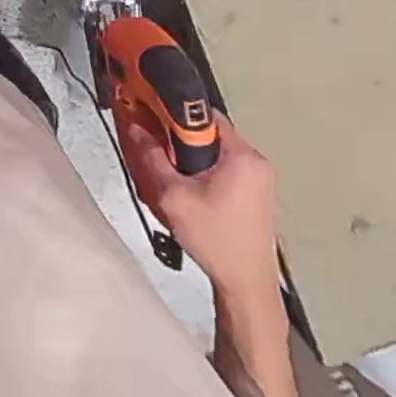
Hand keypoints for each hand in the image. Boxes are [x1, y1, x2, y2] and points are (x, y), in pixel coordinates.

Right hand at [123, 113, 281, 296]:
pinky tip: (187, 191)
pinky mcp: (256, 194)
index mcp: (243, 156)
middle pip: (209, 133)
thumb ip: (152, 157)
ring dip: (189, 159)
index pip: (205, 115)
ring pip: (214, 152)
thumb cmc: (213, 237)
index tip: (152, 122)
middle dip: (179, 141)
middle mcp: (257, 162)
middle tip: (157, 154)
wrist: (245, 282)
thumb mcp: (172, 195)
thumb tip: (135, 128)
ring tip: (170, 178)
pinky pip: (223, 168)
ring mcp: (260, 179)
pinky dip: (202, 172)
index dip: (174, 115)